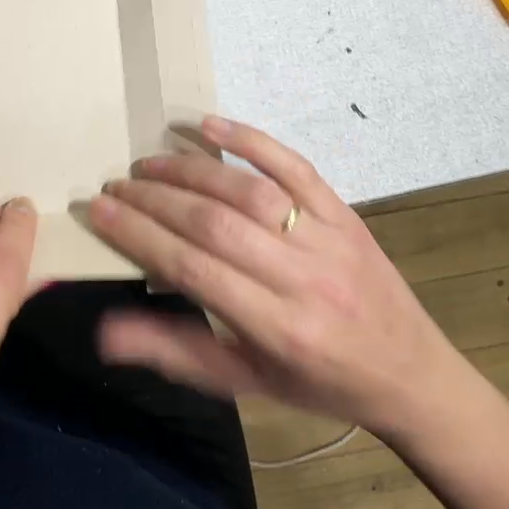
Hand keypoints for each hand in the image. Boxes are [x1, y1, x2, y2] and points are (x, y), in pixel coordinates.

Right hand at [86, 117, 471, 438]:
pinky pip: (294, 166)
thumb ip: (173, 351)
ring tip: (146, 165)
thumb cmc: (315, 381)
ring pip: (246, 191)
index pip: (192, 269)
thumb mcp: (243, 382)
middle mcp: (303, 280)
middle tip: (114, 186)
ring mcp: (327, 239)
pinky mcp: (343, 212)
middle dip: (152, 199)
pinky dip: (249, 139)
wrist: (411, 375)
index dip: (138, 235)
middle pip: (213, 224)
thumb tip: (106, 332)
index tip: (98, 209)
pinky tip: (207, 126)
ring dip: (188, 170)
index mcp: (276, 329)